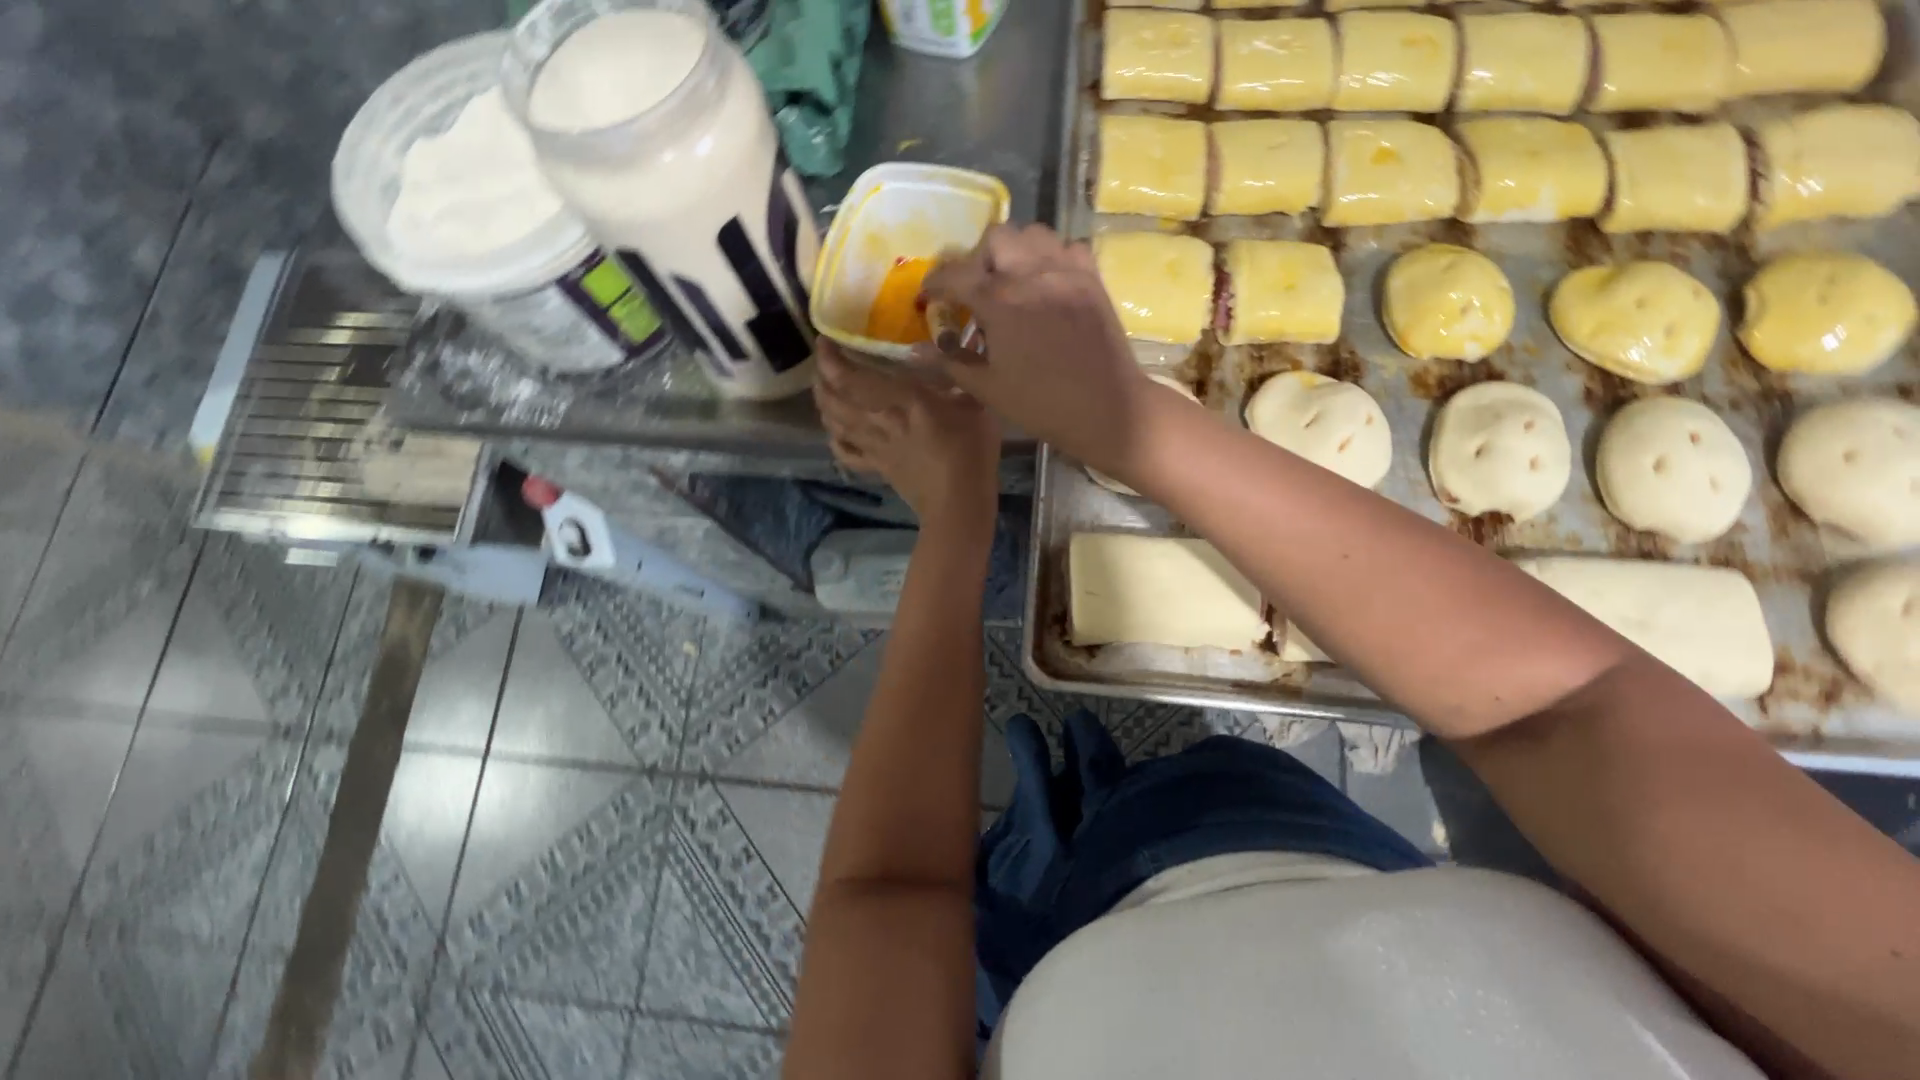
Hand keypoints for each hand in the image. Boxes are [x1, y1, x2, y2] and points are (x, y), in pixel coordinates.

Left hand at [813, 341, 1000, 531]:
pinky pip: (847, 454)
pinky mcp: (877, 468)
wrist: (959, 503)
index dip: (831, 359)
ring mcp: (874, 447)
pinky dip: (835, 441)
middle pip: (835, 399)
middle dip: (822, 378)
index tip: (824, 342)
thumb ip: (956, 372)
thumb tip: (941, 346)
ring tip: (824, 389)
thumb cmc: (971, 451)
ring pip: (835, 423)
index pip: (852, 377)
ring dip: (823, 404)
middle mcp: (878, 420)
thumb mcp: (974, 403)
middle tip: (823, 363)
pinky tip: (835, 432)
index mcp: (901, 399)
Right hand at [915, 224, 1164, 477]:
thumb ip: (951, 361)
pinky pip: (1068, 247)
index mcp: (1000, 301)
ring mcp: (1066, 271)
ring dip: (1016, 251)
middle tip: (977, 288)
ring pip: (1033, 234)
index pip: (955, 274)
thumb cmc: (1042, 405)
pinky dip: (1052, 257)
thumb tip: (917, 349)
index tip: (929, 297)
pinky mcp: (1092, 279)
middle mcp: (1032, 273)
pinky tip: (1047, 283)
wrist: (1107, 409)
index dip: (935, 284)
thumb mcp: (988, 388)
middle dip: (979, 257)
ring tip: (1012, 281)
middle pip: (996, 237)